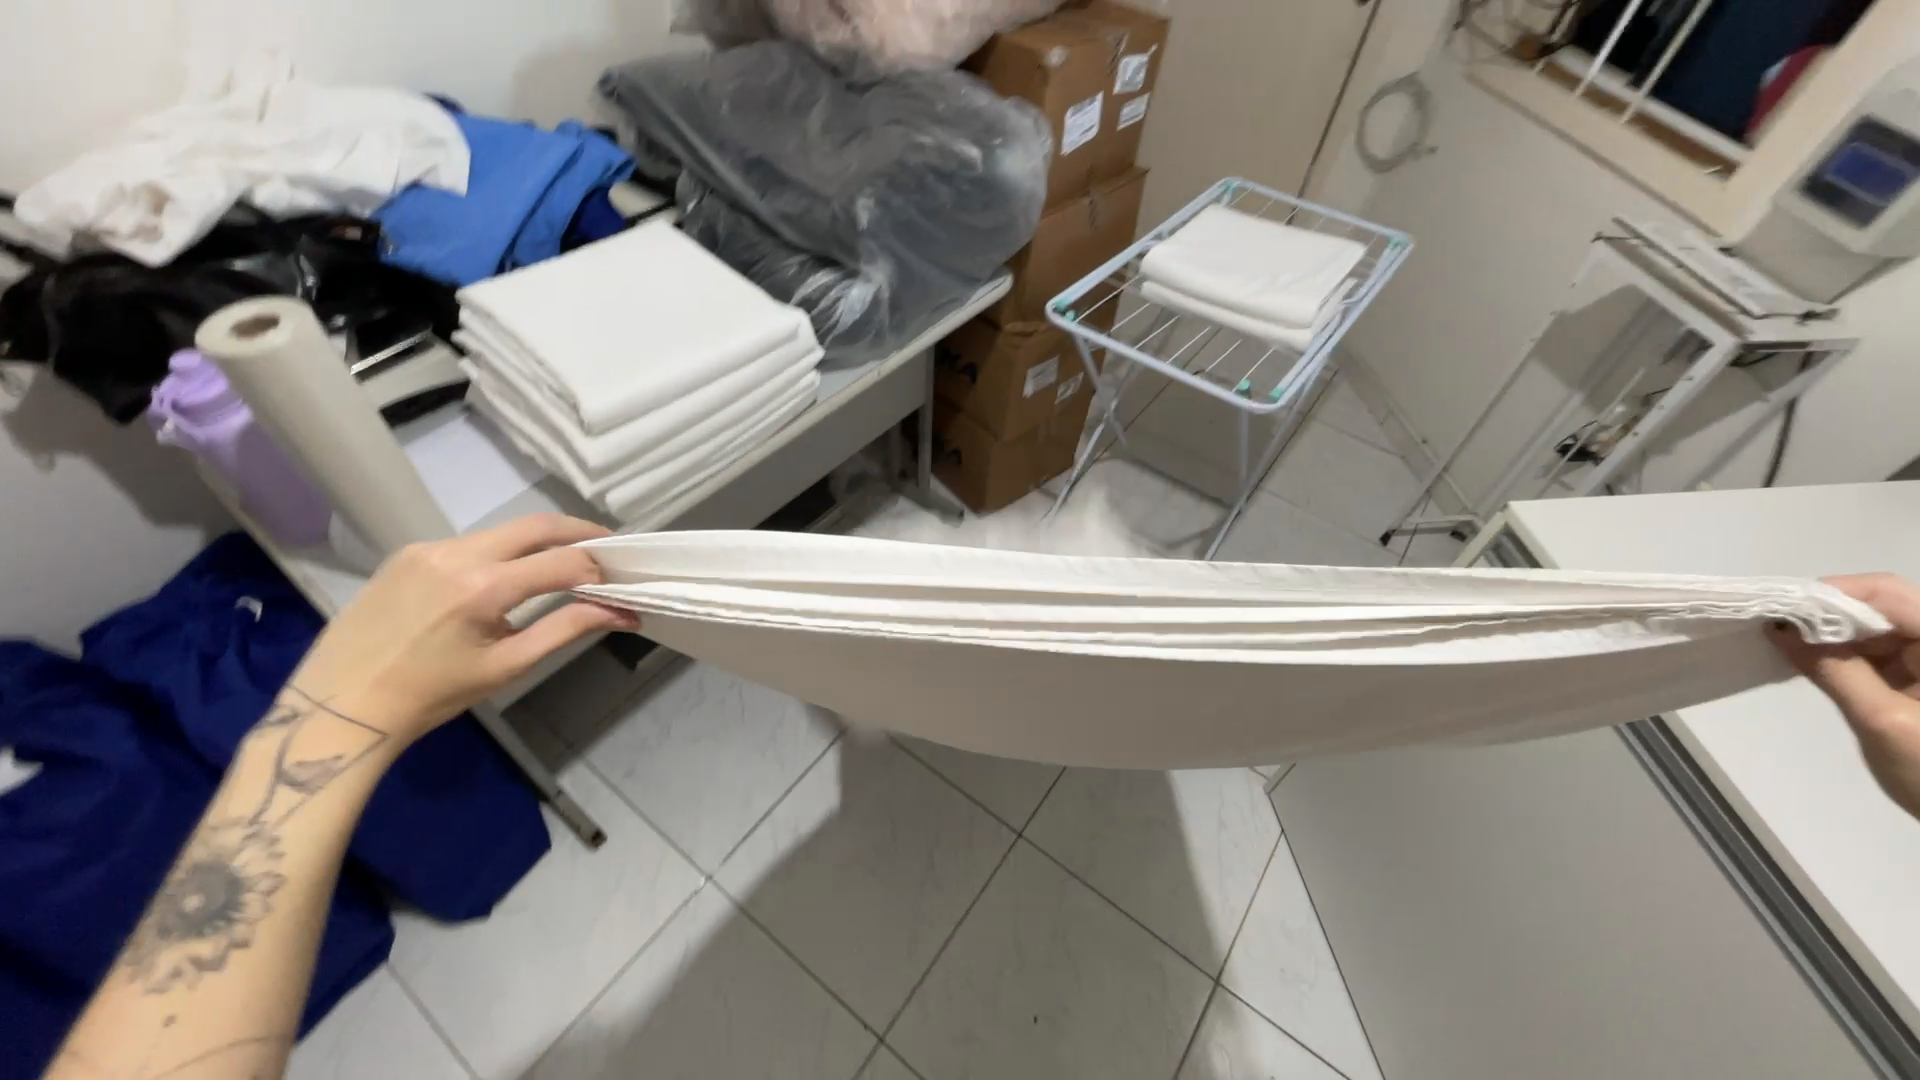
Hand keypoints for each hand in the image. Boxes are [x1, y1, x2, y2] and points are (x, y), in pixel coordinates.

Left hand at [287, 514, 636, 742]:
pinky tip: (510, 575)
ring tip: (564, 562)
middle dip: (579, 532)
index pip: (562, 561)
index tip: (622, 578)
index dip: (599, 569)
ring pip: (503, 532)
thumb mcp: (507, 666)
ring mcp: (427, 548)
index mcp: (482, 587)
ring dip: (540, 542)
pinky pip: (470, 542)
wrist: (338, 707)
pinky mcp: (407, 553)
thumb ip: (567, 628)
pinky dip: (502, 551)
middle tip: (609, 547)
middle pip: (536, 525)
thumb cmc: (430, 695)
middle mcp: (455, 554)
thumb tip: (622, 612)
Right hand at [1772, 572, 1919, 820]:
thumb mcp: (1882, 721)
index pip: (1888, 594)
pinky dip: (1841, 649)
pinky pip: (1877, 646)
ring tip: (1787, 645)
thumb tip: (1780, 628)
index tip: (1780, 610)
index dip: (1833, 592)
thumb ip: (1834, 670)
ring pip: (1875, 624)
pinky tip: (1812, 660)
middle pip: (1883, 604)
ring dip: (1829, 631)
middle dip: (1826, 611)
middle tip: (1776, 629)